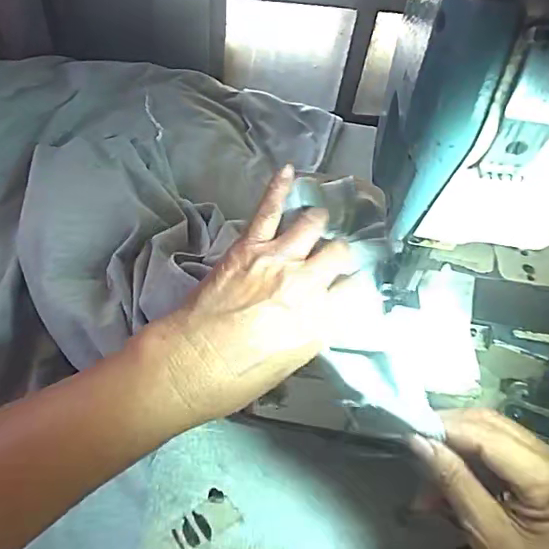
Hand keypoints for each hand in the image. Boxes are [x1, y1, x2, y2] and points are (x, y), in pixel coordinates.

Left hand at [138, 165, 367, 422]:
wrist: (191, 362)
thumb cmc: (238, 376)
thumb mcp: (291, 362)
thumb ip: (312, 331)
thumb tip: (320, 313)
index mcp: (321, 320)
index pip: (357, 290)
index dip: (357, 285)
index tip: (355, 284)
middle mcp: (306, 284)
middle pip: (339, 253)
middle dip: (340, 254)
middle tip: (335, 254)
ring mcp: (277, 260)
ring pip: (312, 225)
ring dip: (317, 223)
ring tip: (318, 221)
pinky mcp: (248, 247)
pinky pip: (268, 210)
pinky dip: (279, 188)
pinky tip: (288, 171)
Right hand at [410, 408, 548, 548]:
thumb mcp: (488, 537)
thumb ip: (454, 482)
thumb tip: (418, 442)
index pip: (489, 438)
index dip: (445, 430)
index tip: (406, 431)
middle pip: (493, 427)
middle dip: (449, 435)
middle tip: (411, 447)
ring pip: (495, 435)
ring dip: (457, 449)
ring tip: (425, 474)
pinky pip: (503, 453)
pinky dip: (472, 463)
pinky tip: (447, 480)